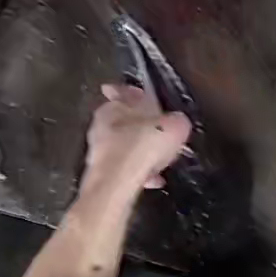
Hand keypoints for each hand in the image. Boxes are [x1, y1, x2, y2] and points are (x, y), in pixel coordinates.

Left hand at [79, 82, 191, 205]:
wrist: (118, 182)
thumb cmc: (144, 144)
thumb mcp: (174, 126)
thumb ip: (177, 121)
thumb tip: (178, 121)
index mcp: (113, 107)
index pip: (125, 94)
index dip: (139, 96)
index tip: (148, 100)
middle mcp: (100, 126)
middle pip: (124, 122)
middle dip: (140, 128)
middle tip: (158, 134)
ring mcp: (98, 152)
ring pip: (123, 148)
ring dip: (140, 153)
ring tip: (159, 161)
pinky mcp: (101, 175)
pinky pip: (124, 170)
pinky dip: (138, 173)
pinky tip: (153, 181)